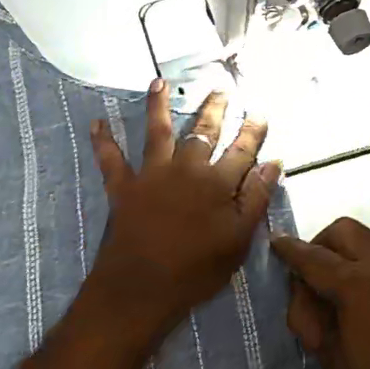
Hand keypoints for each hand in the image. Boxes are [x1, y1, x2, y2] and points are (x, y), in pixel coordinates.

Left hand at [81, 81, 279, 341]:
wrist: (143, 285)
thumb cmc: (196, 270)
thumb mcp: (238, 240)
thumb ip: (255, 199)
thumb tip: (273, 163)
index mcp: (217, 184)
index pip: (241, 151)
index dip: (252, 132)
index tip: (259, 112)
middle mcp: (185, 170)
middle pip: (202, 133)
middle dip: (214, 110)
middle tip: (220, 89)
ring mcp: (152, 175)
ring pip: (157, 132)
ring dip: (158, 106)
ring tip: (159, 82)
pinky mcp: (123, 187)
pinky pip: (110, 159)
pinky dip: (103, 141)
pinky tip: (96, 122)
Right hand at [273, 218, 369, 368]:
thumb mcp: (337, 364)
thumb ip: (312, 322)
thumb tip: (304, 294)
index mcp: (359, 286)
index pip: (312, 257)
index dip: (289, 250)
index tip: (276, 245)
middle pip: (344, 231)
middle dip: (323, 245)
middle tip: (317, 277)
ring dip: (353, 261)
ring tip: (353, 302)